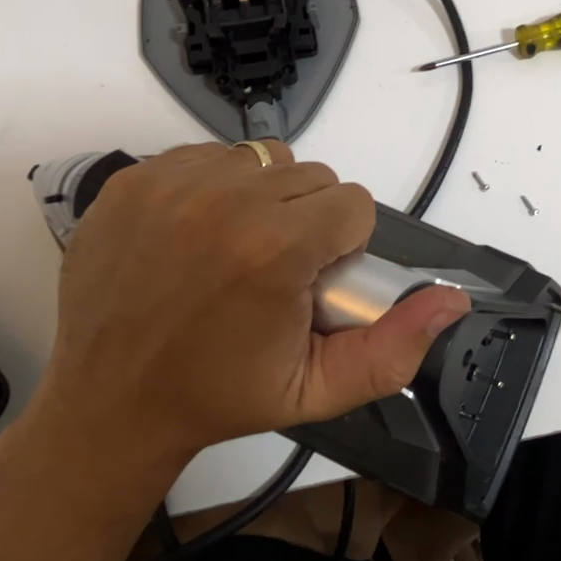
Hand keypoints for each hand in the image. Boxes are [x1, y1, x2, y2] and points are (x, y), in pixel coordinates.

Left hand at [25, 141, 470, 494]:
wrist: (108, 404)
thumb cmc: (218, 395)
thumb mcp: (318, 389)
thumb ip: (395, 346)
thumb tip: (452, 299)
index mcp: (274, 248)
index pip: (354, 204)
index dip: (343, 244)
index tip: (313, 278)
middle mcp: (224, 201)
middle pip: (313, 176)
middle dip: (310, 218)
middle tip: (277, 268)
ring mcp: (173, 183)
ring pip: (264, 157)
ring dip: (266, 195)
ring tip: (240, 246)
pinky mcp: (135, 178)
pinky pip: (209, 155)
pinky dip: (217, 185)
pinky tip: (200, 233)